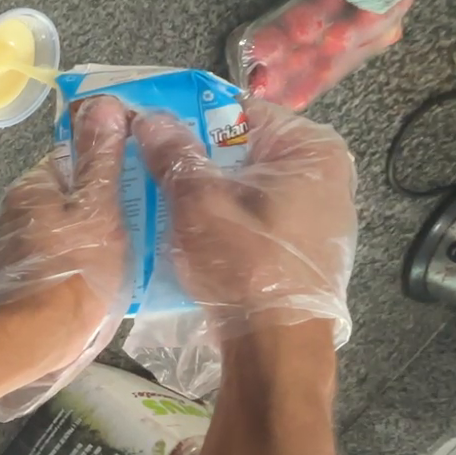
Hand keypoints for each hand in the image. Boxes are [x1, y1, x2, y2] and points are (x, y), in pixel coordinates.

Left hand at [0, 95, 130, 419]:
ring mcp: (13, 249)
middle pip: (67, 196)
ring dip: (91, 234)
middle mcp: (14, 214)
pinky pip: (56, 259)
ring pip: (62, 230)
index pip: (72, 157)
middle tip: (145, 217)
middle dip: (102, 203)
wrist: (37, 336)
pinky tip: (104, 275)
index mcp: (31, 189)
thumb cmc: (75, 269)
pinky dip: (77, 262)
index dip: (108, 161)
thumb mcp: (99, 208)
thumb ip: (102, 160)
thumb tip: (103, 102)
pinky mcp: (18, 281)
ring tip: (133, 247)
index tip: (141, 175)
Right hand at [132, 98, 356, 342]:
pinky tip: (177, 230)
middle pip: (236, 149)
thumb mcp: (199, 203)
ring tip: (147, 196)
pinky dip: (212, 217)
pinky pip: (244, 215)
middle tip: (136, 162)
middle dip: (185, 157)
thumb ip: (174, 155)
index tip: (141, 122)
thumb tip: (148, 116)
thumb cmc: (246, 264)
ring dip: (194, 190)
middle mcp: (319, 172)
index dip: (183, 115)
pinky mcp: (295, 244)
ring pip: (237, 185)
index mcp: (308, 148)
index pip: (236, 111)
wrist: (275, 343)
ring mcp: (310, 211)